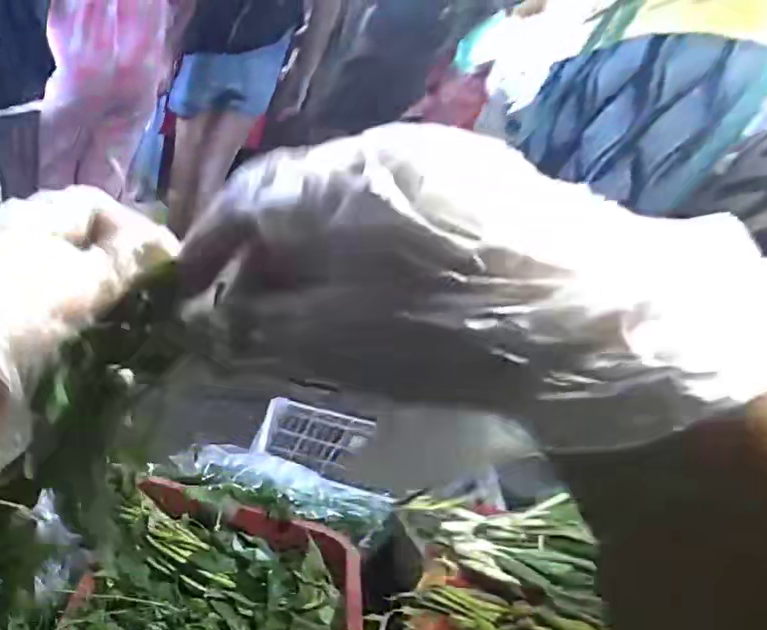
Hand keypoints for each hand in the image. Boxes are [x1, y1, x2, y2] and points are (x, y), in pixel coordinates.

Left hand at [0, 186, 178, 475]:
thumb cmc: (16, 319)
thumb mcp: (79, 282)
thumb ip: (123, 261)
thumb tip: (162, 244)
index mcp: (36, 218)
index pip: (96, 207)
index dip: (135, 231)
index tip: (168, 266)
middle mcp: (18, 245)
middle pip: (80, 250)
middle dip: (117, 275)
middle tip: (151, 305)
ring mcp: (4, 288)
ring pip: (64, 289)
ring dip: (97, 309)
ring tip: (129, 333)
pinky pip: (45, 323)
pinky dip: (71, 335)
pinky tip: (90, 354)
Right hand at [176, 123, 766, 449]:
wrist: (586, 327)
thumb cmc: (433, 333)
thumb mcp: (319, 339)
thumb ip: (245, 324)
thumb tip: (198, 321)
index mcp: (334, 184)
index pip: (239, 200)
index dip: (200, 248)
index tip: (180, 295)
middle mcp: (374, 153)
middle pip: (280, 198)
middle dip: (244, 256)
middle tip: (230, 310)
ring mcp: (426, 161)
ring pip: (325, 204)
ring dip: (290, 256)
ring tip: (284, 310)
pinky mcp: (463, 181)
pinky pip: (370, 207)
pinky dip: (334, 249)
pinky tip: (343, 292)